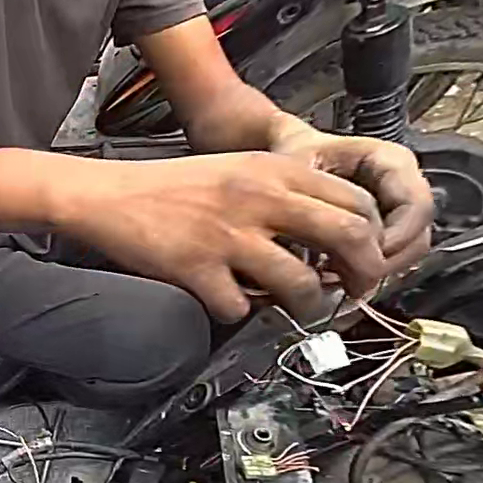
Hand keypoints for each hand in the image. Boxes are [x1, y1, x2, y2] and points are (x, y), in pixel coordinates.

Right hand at [51, 152, 387, 322]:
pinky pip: (239, 306)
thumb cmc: (163, 186)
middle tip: (355, 292)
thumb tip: (320, 228)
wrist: (107, 195)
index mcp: (271, 171)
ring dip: (310, 307)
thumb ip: (279, 190)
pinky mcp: (196, 268)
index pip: (358, 203)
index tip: (364, 259)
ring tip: (300, 313)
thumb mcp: (233, 169)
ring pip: (302, 283)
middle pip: (349, 239)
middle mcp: (258, 200)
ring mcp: (227, 236)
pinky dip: (241, 313)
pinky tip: (230, 304)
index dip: (375, 239)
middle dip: (365, 276)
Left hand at [267, 117, 434, 273]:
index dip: (395, 238)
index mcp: (391, 162)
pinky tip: (333, 275)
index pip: (416, 206)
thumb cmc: (292, 155)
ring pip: (406, 250)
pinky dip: (363, 268)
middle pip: (418, 234)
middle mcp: (402, 184)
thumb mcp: (299, 167)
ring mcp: (395, 207)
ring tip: (337, 278)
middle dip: (385, 261)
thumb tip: (321, 244)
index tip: (361, 259)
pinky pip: (387, 253)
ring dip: (374, 269)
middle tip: (349, 279)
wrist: (285, 151)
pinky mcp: (382, 225)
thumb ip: (314, 198)